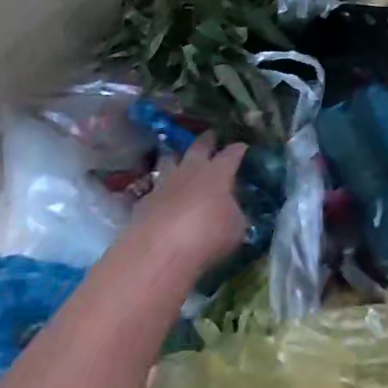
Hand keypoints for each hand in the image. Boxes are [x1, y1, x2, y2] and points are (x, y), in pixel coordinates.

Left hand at [134, 136, 246, 264]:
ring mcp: (164, 183)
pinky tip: (163, 196)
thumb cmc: (207, 235)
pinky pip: (155, 187)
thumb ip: (235, 213)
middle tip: (211, 135)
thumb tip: (233, 210)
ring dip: (177, 158)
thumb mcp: (236, 228)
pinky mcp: (144, 201)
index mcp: (218, 172)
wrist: (159, 251)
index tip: (243, 147)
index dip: (238, 149)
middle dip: (207, 140)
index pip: (231, 154)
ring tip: (180, 158)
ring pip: (170, 160)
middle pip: (198, 147)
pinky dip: (161, 189)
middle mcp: (190, 170)